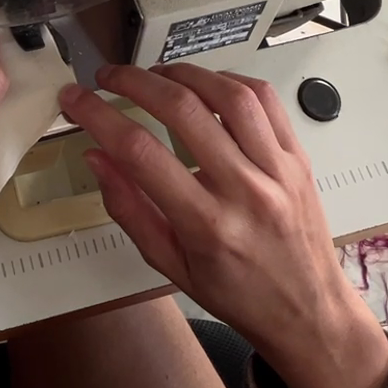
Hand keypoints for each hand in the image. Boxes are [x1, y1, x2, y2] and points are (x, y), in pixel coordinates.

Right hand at [59, 64, 387, 387]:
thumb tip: (95, 155)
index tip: (75, 99)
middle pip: (183, 110)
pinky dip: (227, 79)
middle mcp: (245, 190)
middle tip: (108, 76)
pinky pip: (264, 98)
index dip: (98, 116)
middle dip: (134, 82)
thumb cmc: (237, 293)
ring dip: (181, 73)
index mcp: (206, 225)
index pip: (140, 152)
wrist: (311, 315)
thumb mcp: (169, 265)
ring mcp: (277, 168)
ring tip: (154, 75)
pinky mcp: (297, 156)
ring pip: (227, 94)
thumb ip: (128, 207)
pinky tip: (203, 84)